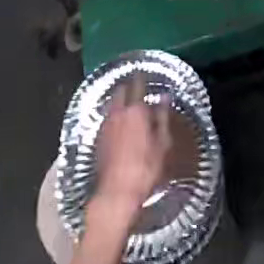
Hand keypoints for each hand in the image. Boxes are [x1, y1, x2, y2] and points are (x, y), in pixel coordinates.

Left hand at [91, 77, 170, 225]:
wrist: (116, 192)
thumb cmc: (145, 168)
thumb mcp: (162, 143)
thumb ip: (162, 117)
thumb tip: (165, 97)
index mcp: (135, 111)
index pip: (138, 86)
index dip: (141, 77)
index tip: (145, 71)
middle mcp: (117, 113)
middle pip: (121, 92)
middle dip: (128, 86)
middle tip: (137, 84)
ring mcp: (105, 125)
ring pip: (112, 104)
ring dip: (120, 99)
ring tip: (128, 99)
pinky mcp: (98, 137)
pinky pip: (107, 117)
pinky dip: (114, 113)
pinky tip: (120, 120)